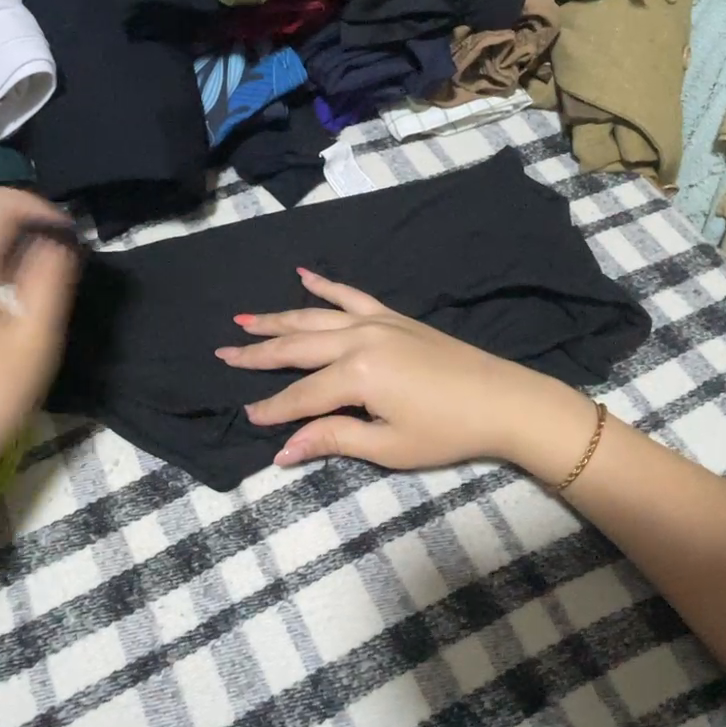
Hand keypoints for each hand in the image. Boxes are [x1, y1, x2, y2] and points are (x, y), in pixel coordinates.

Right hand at [218, 268, 596, 478]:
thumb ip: (333, 438)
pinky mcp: (392, 316)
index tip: (246, 416)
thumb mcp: (388, 445)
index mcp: (356, 375)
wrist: (503, 399)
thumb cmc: (446, 431)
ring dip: (278, 318)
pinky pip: (350, 295)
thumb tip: (282, 451)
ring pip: (314, 317)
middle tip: (223, 353)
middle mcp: (358, 339)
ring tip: (244, 318)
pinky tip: (303, 275)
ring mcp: (375, 321)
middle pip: (297, 346)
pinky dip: (325, 285)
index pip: (301, 396)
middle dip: (258, 352)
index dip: (273, 410)